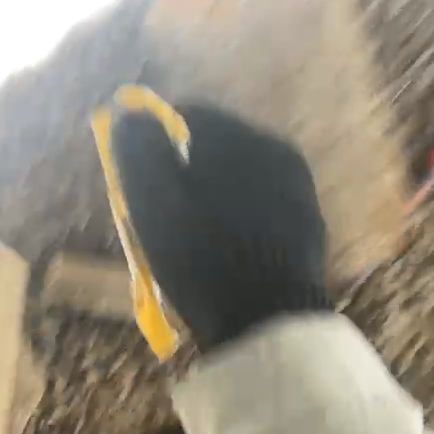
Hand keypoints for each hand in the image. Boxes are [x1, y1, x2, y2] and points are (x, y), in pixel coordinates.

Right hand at [110, 102, 331, 351]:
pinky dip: (232, 220)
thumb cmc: (201, 258)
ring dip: (206, 198)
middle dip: (180, 172)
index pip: (188, 115)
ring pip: (237, 179)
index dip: (153, 141)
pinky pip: (257, 208)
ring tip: (186, 240)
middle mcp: (278, 152)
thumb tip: (126, 113)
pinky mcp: (307, 226)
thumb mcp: (155, 203)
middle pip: (214, 148)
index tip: (135, 178)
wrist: (265, 320)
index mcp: (241, 139)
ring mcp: (299, 190)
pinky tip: (219, 254)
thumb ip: (139, 152)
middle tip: (157, 213)